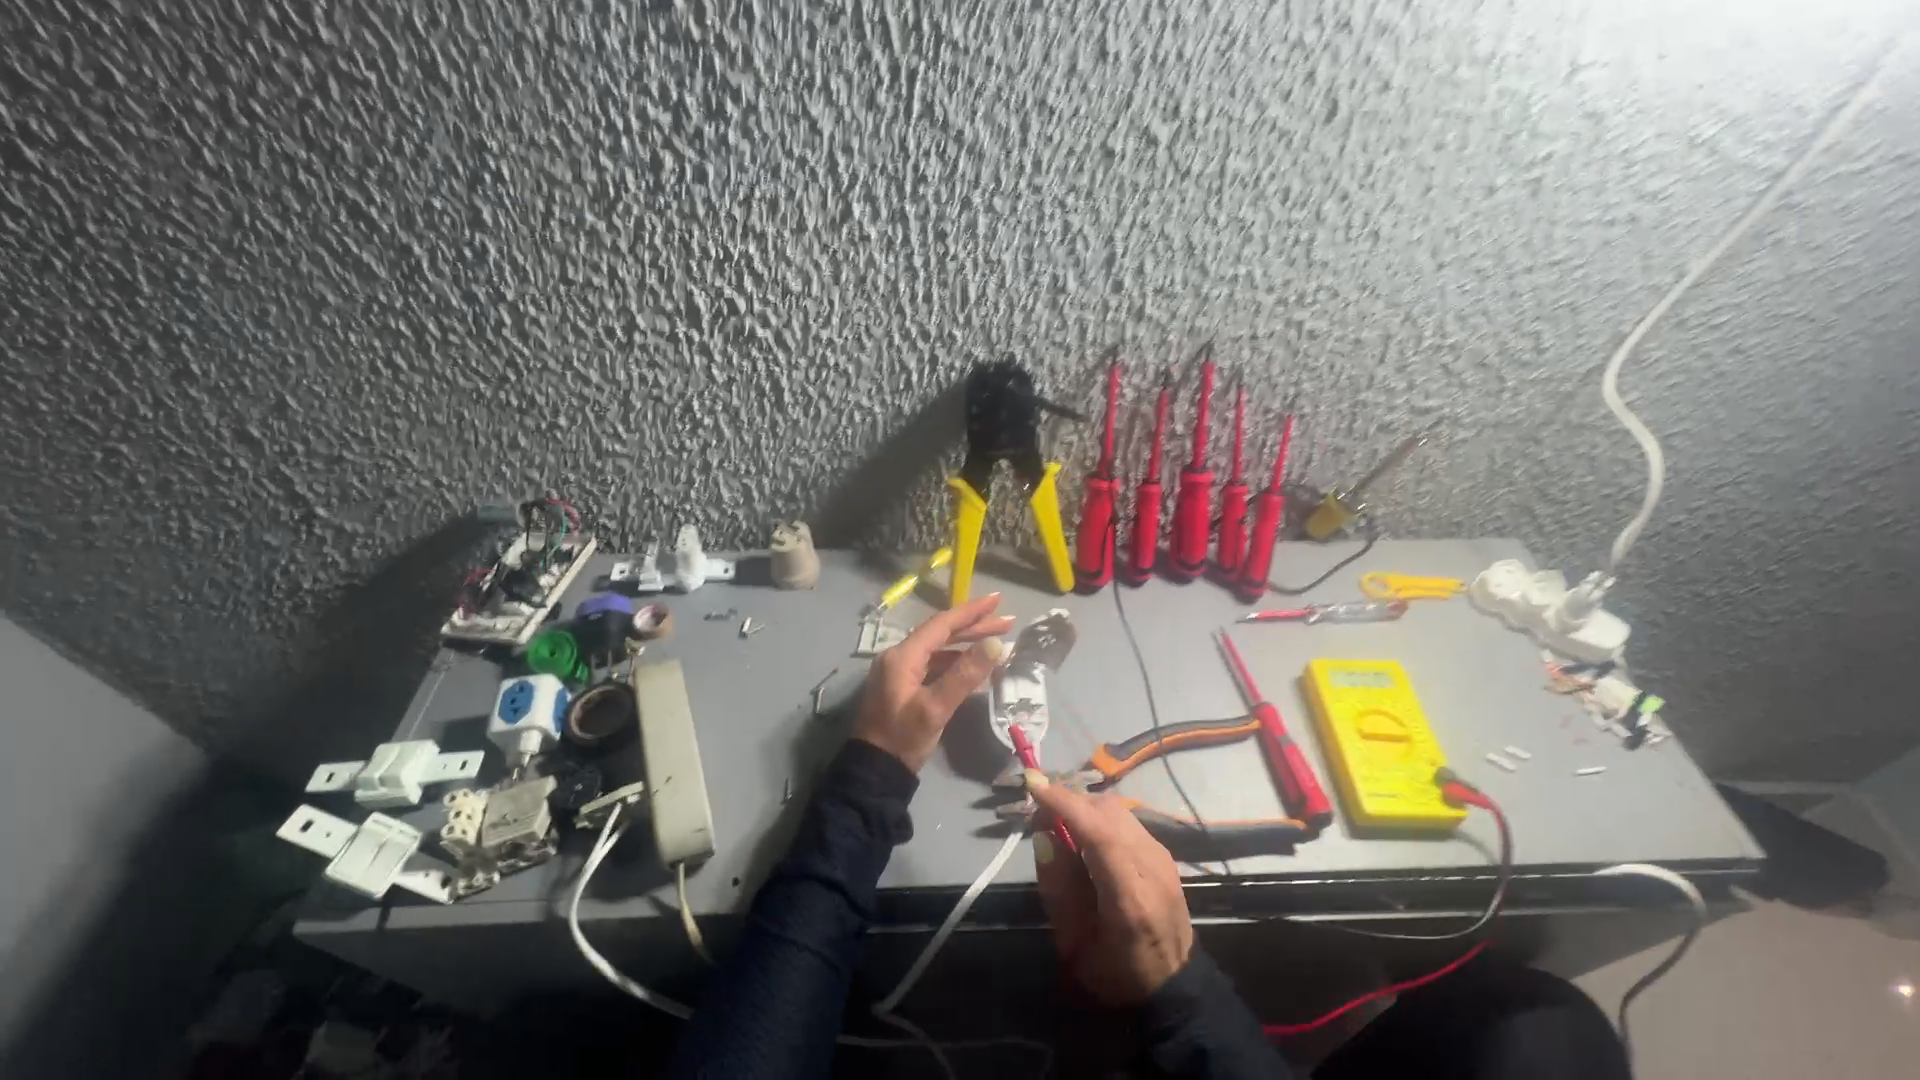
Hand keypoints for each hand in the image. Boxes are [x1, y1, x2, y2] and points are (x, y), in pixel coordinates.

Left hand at [851, 593, 1012, 771]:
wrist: (875, 772)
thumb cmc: (903, 739)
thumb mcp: (936, 708)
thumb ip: (965, 674)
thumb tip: (994, 644)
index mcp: (903, 656)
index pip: (942, 624)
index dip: (972, 611)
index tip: (998, 600)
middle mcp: (899, 657)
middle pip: (941, 634)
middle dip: (974, 627)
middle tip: (1007, 622)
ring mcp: (900, 672)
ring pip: (939, 649)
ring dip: (967, 644)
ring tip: (997, 642)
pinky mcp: (904, 687)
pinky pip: (934, 665)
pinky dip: (956, 662)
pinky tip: (976, 666)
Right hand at [1027, 771, 1193, 1005]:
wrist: (1174, 987)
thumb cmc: (1117, 973)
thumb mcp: (1075, 944)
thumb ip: (1058, 888)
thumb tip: (1043, 835)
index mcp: (1129, 896)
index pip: (1099, 832)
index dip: (1066, 804)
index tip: (1034, 786)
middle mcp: (1152, 867)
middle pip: (1109, 812)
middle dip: (1069, 801)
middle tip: (1037, 813)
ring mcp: (1162, 857)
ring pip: (1118, 810)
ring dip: (1084, 806)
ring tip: (1057, 821)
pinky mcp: (1163, 855)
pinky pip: (1126, 821)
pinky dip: (1099, 816)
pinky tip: (1083, 833)